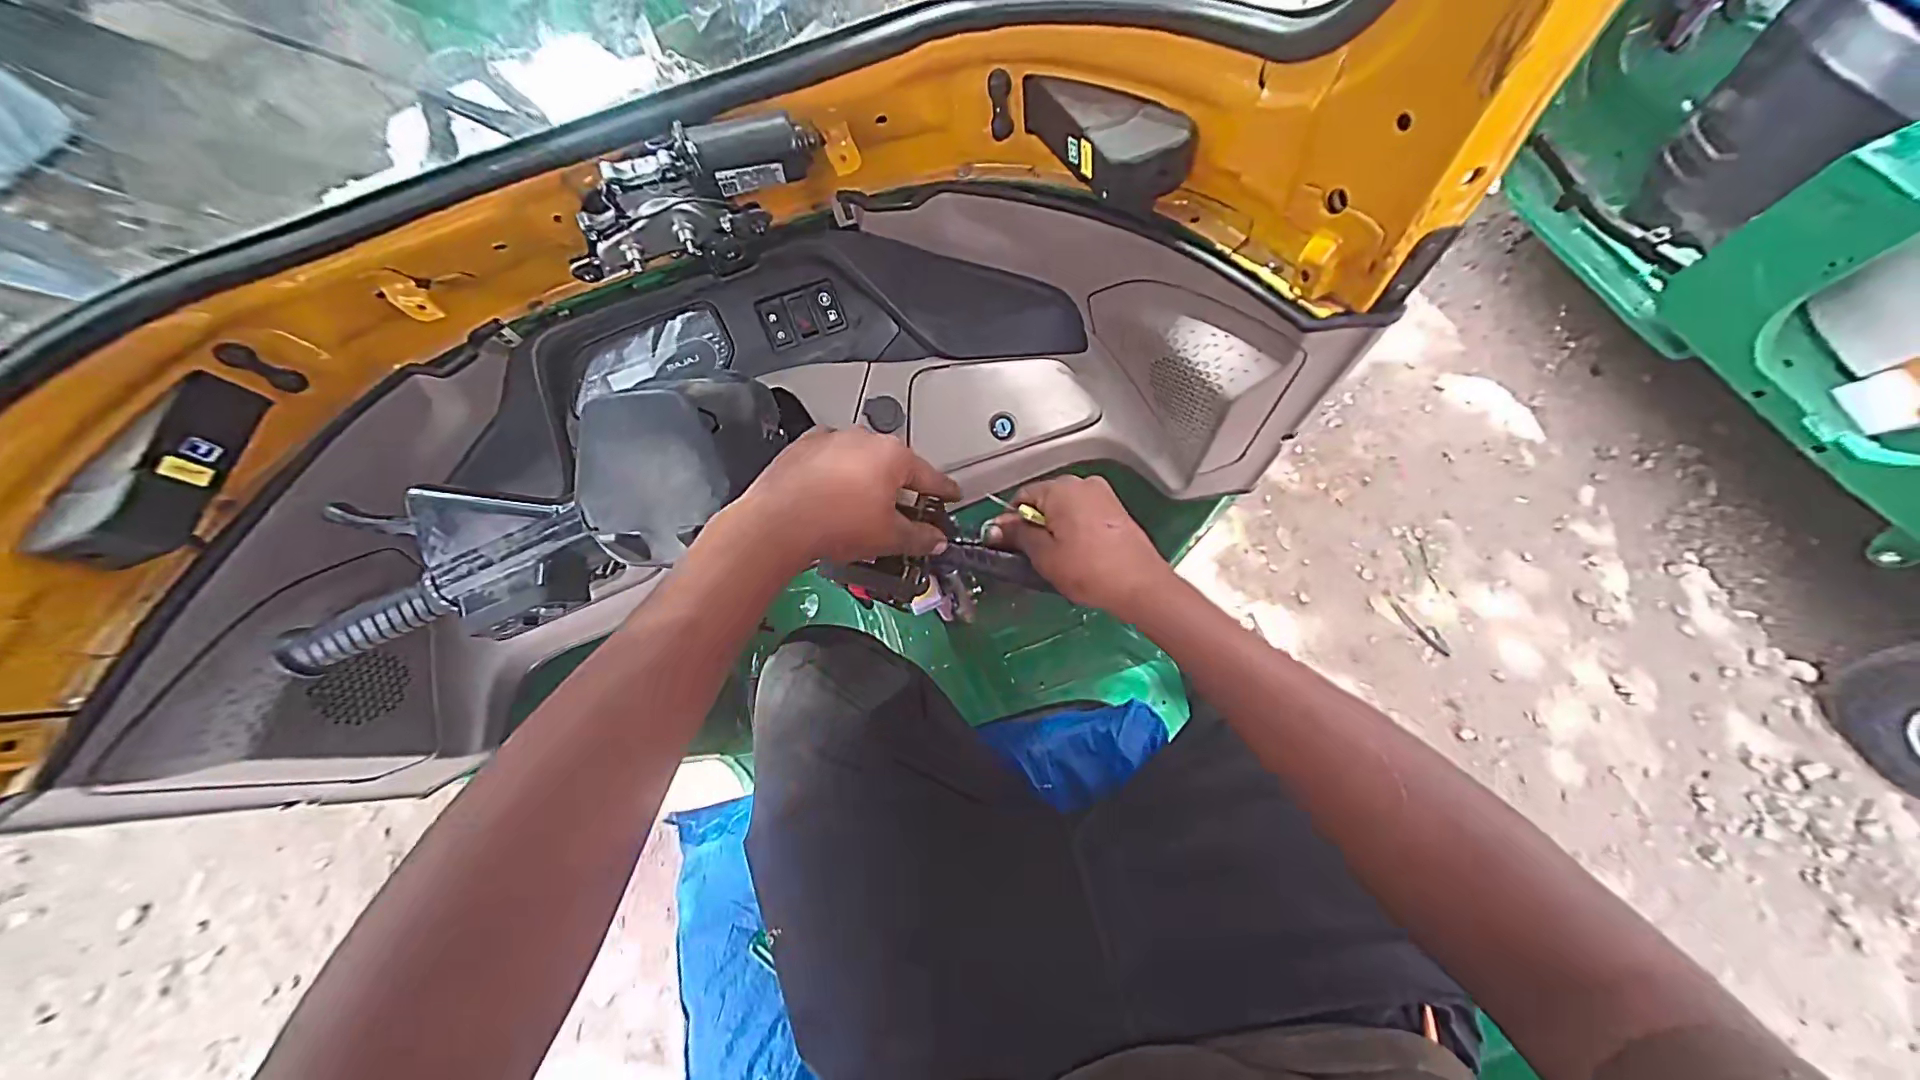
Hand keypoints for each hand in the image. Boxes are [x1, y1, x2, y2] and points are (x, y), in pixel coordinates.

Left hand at [709, 428, 959, 570]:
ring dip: (866, 481)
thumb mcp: (889, 538)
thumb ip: (919, 537)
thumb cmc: (831, 523)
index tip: (950, 494)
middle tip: (901, 514)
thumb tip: (932, 540)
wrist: (777, 524)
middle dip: (900, 488)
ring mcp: (831, 440)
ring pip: (860, 460)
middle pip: (894, 464)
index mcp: (893, 455)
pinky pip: (830, 461)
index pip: (930, 475)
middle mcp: (863, 439)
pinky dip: (836, 477)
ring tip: (860, 512)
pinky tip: (831, 501)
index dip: (944, 490)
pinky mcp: (803, 448)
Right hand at [983, 475, 1177, 619]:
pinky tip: (1078, 554)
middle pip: (1045, 499)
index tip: (1007, 544)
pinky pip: (1084, 513)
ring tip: (1058, 558)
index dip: (1010, 521)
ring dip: (1055, 527)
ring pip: (1066, 507)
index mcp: (1061, 488)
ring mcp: (1103, 495)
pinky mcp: (1116, 510)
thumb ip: (1017, 535)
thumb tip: (996, 527)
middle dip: (1035, 523)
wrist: (1141, 586)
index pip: (1021, 496)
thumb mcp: (1043, 555)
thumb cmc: (1089, 570)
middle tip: (1033, 555)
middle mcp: (1083, 483)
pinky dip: (1075, 529)